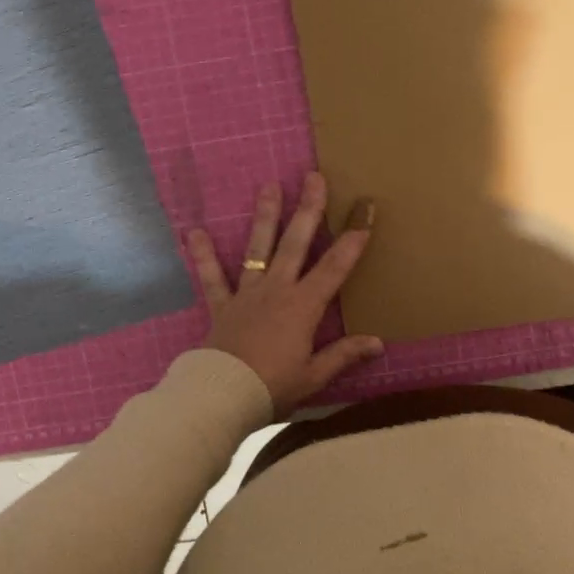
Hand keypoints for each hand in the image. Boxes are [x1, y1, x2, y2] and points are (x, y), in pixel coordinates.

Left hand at [186, 173, 382, 416]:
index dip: (352, 241)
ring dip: (265, 217)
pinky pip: (212, 278)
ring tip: (268, 186)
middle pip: (296, 244)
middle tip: (313, 177)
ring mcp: (247, 295)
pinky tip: (195, 232)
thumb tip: (378, 343)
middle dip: (308, 209)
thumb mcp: (314, 376)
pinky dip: (204, 256)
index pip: (335, 268)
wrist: (221, 395)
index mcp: (303, 306)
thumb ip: (344, 355)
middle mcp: (277, 291)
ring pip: (259, 249)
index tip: (365, 214)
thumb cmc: (273, 386)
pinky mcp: (222, 307)